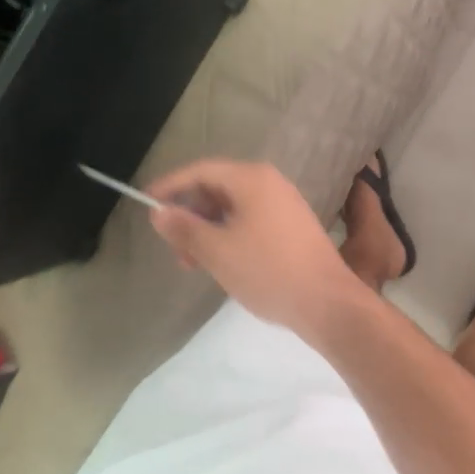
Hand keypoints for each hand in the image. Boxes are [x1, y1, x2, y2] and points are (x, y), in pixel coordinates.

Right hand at [148, 159, 360, 334]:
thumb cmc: (268, 271)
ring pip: (233, 209)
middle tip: (172, 246)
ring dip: (207, 230)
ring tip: (192, 264)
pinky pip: (250, 222)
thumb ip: (185, 228)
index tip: (146, 203)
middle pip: (217, 188)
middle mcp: (269, 183)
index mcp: (252, 179)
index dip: (171, 185)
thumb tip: (160, 212)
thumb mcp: (217, 251)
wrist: (327, 302)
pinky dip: (228, 237)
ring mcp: (283, 205)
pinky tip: (220, 264)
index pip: (201, 171)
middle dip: (190, 214)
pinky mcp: (291, 228)